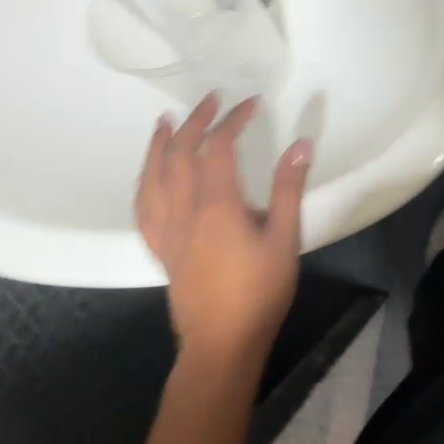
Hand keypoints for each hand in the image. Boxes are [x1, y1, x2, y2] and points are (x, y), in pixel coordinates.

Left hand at [135, 94, 312, 367]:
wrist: (222, 344)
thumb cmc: (260, 291)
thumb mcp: (285, 239)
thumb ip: (289, 189)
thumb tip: (300, 144)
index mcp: (217, 206)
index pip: (218, 149)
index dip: (232, 121)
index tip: (250, 104)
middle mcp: (184, 212)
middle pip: (180, 155)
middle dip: (194, 122)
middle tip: (211, 100)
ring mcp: (167, 232)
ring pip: (152, 178)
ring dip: (159, 146)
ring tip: (165, 122)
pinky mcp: (161, 249)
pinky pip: (143, 208)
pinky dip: (145, 182)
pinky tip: (150, 175)